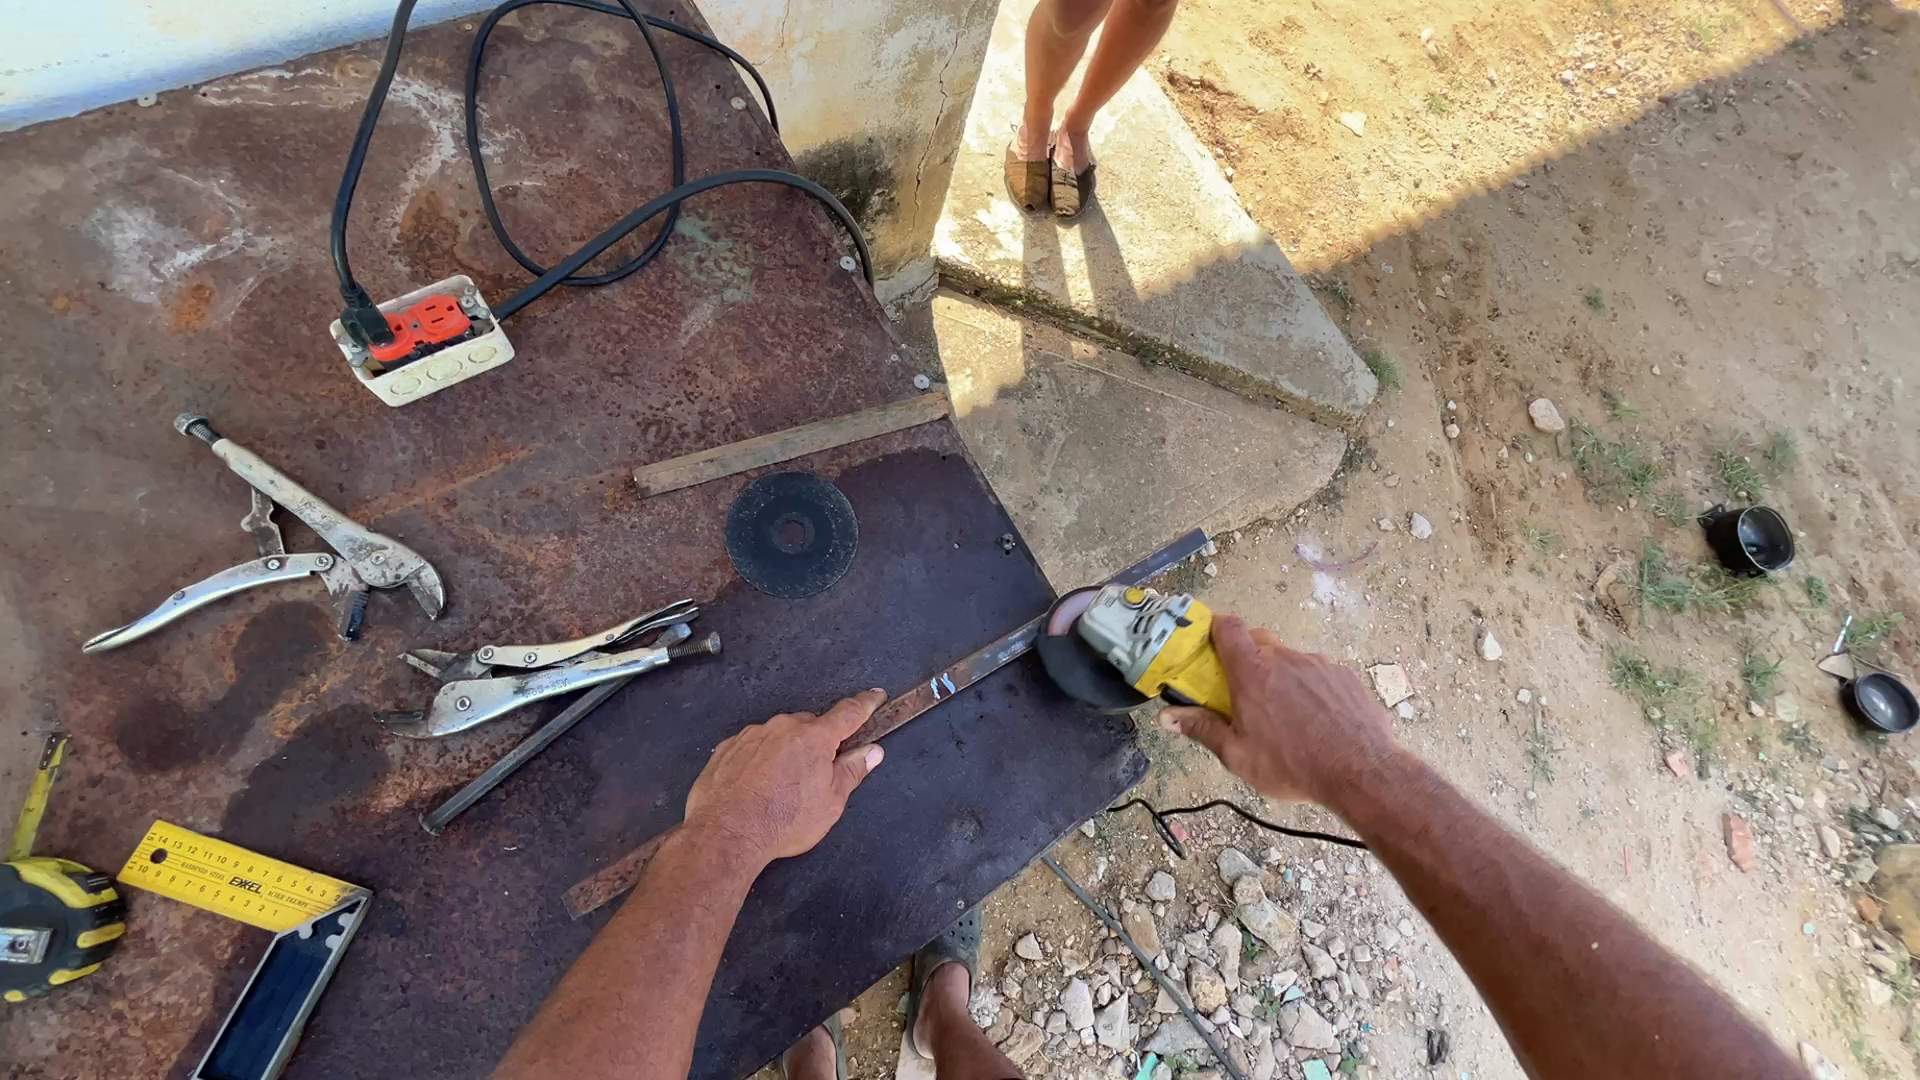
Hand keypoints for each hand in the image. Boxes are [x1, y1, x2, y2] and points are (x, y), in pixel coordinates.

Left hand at [683, 688, 887, 865]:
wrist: (725, 836)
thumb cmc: (782, 822)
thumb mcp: (830, 803)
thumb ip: (853, 771)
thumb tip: (872, 751)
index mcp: (815, 737)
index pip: (849, 712)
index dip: (866, 704)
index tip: (876, 696)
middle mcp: (784, 727)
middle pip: (811, 726)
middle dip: (817, 742)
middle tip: (815, 772)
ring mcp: (753, 734)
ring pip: (780, 734)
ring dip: (786, 750)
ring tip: (779, 786)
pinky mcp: (728, 747)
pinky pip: (753, 745)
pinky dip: (760, 759)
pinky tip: (756, 786)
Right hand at [1160, 615, 1399, 805]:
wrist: (1363, 773)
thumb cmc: (1292, 765)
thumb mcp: (1237, 754)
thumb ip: (1201, 728)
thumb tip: (1166, 717)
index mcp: (1252, 671)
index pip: (1228, 627)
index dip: (1217, 628)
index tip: (1211, 644)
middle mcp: (1284, 658)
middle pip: (1258, 641)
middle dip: (1248, 658)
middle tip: (1245, 690)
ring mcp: (1318, 665)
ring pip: (1290, 660)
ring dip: (1282, 678)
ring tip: (1287, 715)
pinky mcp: (1345, 677)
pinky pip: (1319, 675)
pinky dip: (1311, 690)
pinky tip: (1317, 721)